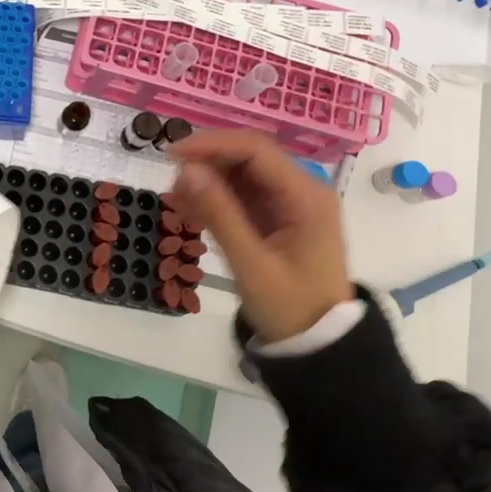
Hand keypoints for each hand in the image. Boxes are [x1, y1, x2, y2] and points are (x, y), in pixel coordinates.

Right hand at [170, 129, 352, 343]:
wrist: (320, 346)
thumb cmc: (290, 308)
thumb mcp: (251, 264)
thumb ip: (220, 214)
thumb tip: (187, 170)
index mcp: (306, 197)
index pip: (256, 150)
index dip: (212, 144)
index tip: (172, 154)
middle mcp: (302, 190)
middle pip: (248, 156)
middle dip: (207, 162)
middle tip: (171, 182)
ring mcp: (290, 203)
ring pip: (241, 173)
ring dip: (207, 180)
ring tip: (177, 200)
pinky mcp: (277, 217)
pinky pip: (241, 194)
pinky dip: (215, 197)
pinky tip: (189, 211)